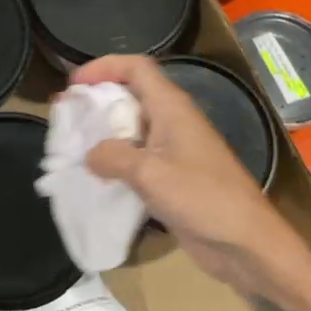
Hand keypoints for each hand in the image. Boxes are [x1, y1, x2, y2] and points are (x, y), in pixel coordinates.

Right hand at [72, 56, 310, 297]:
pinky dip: (114, 164)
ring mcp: (173, 152)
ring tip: (72, 148)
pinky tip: (94, 179)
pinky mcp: (172, 179)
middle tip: (66, 118)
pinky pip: (137, 161)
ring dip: (103, 136)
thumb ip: (114, 157)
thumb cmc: (203, 198)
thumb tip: (90, 154)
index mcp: (172, 108)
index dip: (104, 67)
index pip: (136, 68)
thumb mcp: (150, 174)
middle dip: (97, 102)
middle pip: (131, 97)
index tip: (74, 84)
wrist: (245, 242)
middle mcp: (172, 123)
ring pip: (132, 131)